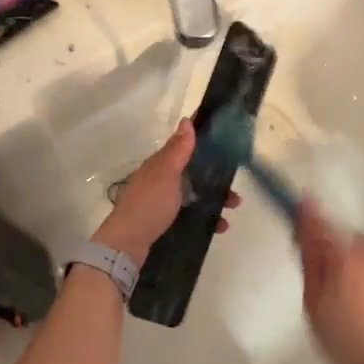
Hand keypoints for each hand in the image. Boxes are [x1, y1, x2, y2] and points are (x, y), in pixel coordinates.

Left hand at [93, 119, 238, 261]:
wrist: (128, 243)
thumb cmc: (149, 204)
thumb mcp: (166, 173)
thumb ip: (178, 150)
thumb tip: (186, 120)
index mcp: (160, 165)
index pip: (184, 146)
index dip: (203, 141)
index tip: (226, 139)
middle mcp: (161, 180)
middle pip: (193, 173)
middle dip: (216, 178)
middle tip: (235, 187)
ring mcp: (162, 202)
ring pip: (195, 195)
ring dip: (215, 199)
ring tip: (232, 209)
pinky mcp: (164, 222)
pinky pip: (191, 215)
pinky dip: (206, 218)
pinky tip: (219, 227)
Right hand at [295, 202, 363, 363]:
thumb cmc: (349, 346)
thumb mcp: (315, 309)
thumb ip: (311, 263)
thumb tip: (304, 228)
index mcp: (345, 258)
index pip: (320, 225)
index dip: (308, 214)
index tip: (300, 204)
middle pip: (350, 243)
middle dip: (342, 256)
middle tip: (334, 290)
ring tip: (362, 306)